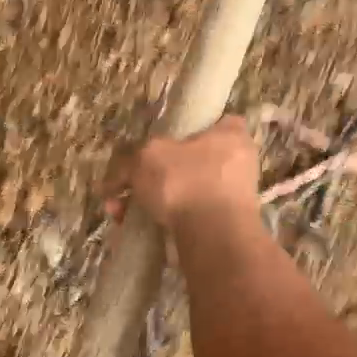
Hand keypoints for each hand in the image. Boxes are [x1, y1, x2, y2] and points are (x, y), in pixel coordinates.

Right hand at [102, 115, 260, 229]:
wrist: (211, 233)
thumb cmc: (184, 181)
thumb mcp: (147, 156)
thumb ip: (132, 156)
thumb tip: (122, 170)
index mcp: (230, 134)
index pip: (211, 123)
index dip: (182, 134)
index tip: (157, 149)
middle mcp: (237, 160)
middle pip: (187, 162)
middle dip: (150, 178)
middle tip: (124, 190)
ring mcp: (232, 193)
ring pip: (182, 191)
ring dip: (148, 202)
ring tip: (119, 214)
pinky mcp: (223, 222)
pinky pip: (185, 215)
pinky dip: (161, 219)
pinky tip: (135, 227)